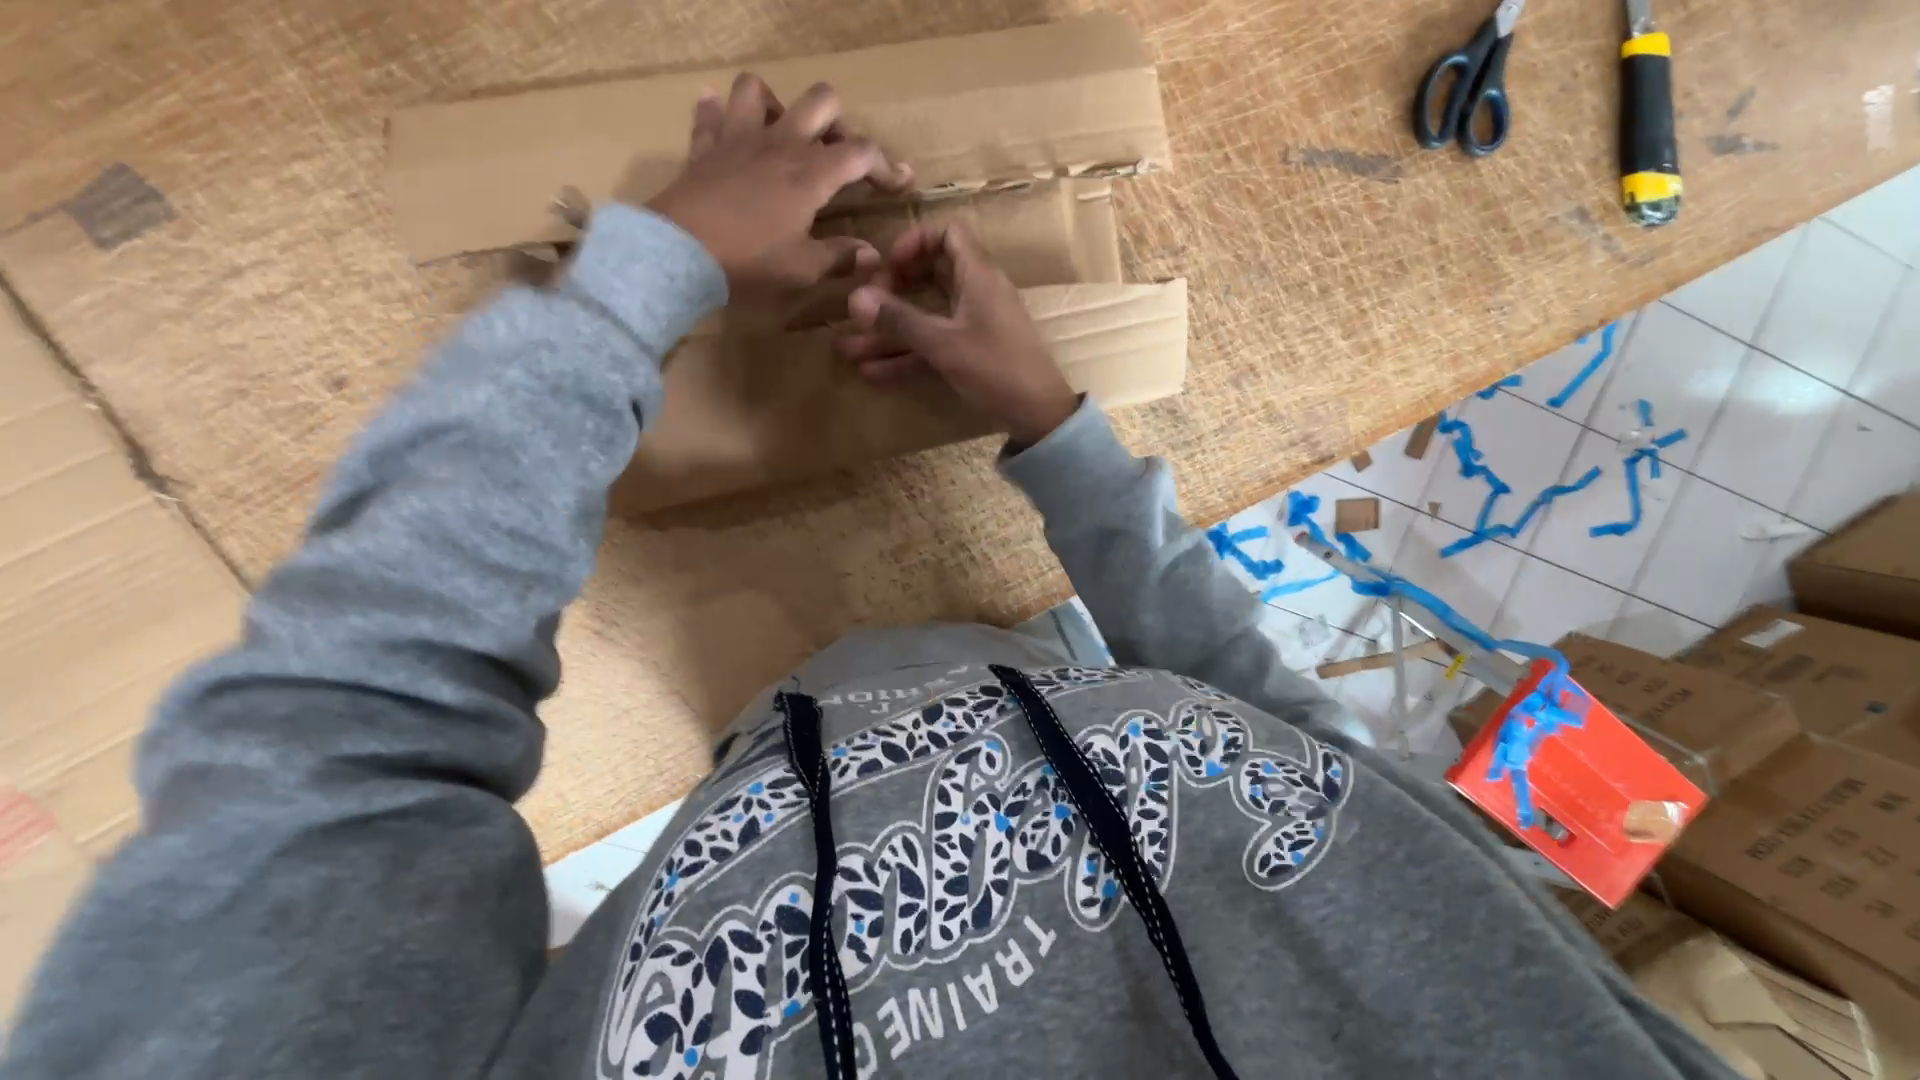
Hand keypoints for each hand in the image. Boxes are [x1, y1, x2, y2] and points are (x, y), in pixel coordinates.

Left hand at [631, 74, 911, 292]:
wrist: (681, 251)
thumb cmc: (749, 260)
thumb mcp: (802, 268)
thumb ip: (839, 257)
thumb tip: (871, 256)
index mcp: (811, 173)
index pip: (862, 154)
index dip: (886, 166)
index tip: (898, 183)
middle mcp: (780, 143)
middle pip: (821, 101)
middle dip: (838, 122)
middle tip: (836, 155)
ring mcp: (738, 139)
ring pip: (759, 90)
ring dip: (776, 106)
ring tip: (780, 135)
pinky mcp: (704, 147)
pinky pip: (709, 114)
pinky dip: (717, 113)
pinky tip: (722, 121)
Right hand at [837, 223, 1077, 445]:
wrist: (1038, 413)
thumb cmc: (996, 368)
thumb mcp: (943, 344)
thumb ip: (899, 320)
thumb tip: (854, 298)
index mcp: (978, 275)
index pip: (948, 233)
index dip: (914, 241)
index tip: (888, 265)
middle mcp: (976, 292)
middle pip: (931, 274)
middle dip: (893, 288)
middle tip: (865, 304)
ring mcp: (973, 324)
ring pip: (926, 316)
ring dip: (890, 331)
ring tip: (847, 349)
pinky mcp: (970, 352)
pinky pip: (932, 344)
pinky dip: (905, 355)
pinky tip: (871, 373)